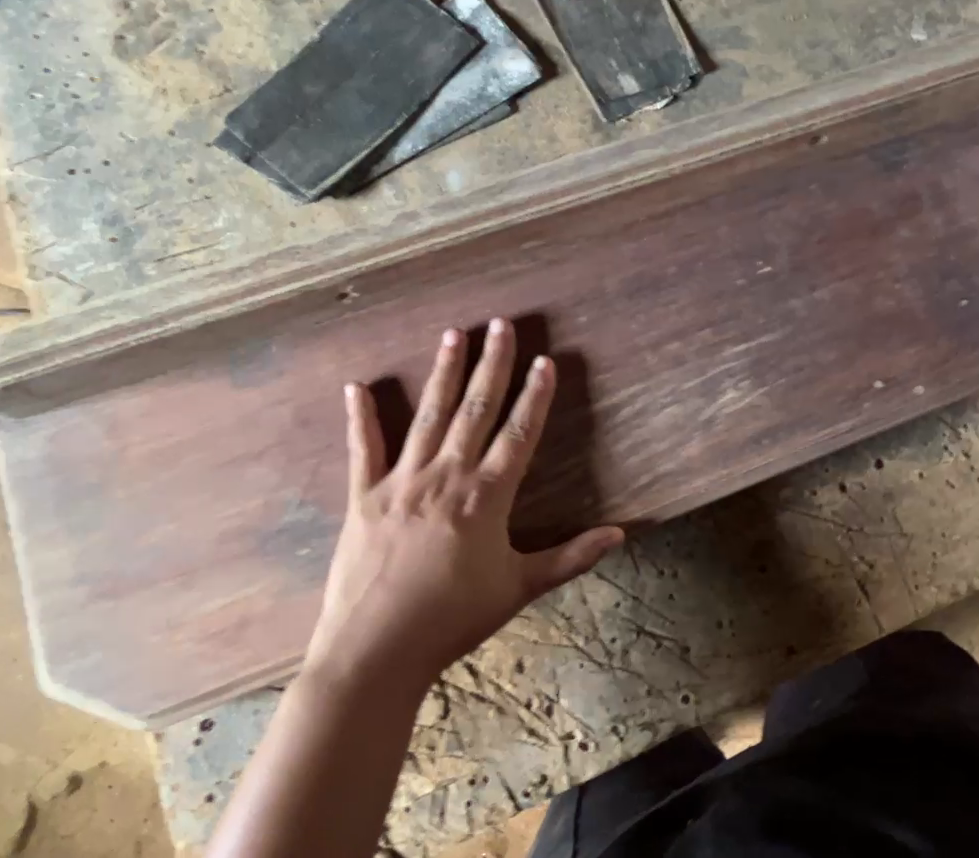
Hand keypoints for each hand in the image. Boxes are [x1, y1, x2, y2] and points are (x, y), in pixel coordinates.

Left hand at [304, 322, 624, 687]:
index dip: (536, 395)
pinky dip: (361, 417)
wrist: (375, 652)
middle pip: (474, 410)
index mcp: (486, 497)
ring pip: (428, 416)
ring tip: (453, 334)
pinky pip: (363, 450)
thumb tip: (620, 534)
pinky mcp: (363, 499)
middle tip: (500, 325)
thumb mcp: (519, 588)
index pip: (519, 433)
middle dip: (492, 365)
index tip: (546, 360)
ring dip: (442, 373)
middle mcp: (446, 478)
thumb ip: (571, 557)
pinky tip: (358, 386)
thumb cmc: (453, 620)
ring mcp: (401, 484)